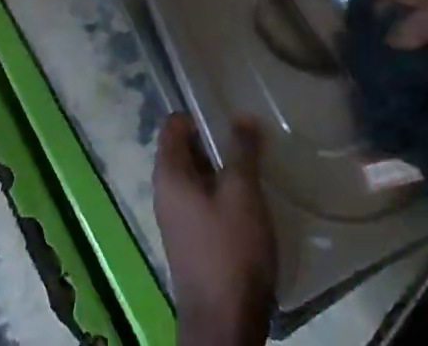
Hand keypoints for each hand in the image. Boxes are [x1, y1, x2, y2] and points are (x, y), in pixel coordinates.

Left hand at [154, 112, 275, 345]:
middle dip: (218, 136)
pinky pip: (209, 199)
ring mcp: (182, 218)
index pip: (174, 126)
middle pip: (188, 149)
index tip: (229, 105)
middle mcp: (168, 193)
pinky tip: (255, 191)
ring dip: (227, 164)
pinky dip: (228, 189)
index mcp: (170, 176)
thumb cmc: (229, 249)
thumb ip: (241, 149)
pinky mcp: (197, 238)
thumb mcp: (241, 191)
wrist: (225, 322)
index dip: (198, 112)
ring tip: (259, 155)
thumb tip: (241, 117)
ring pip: (202, 175)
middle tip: (252, 128)